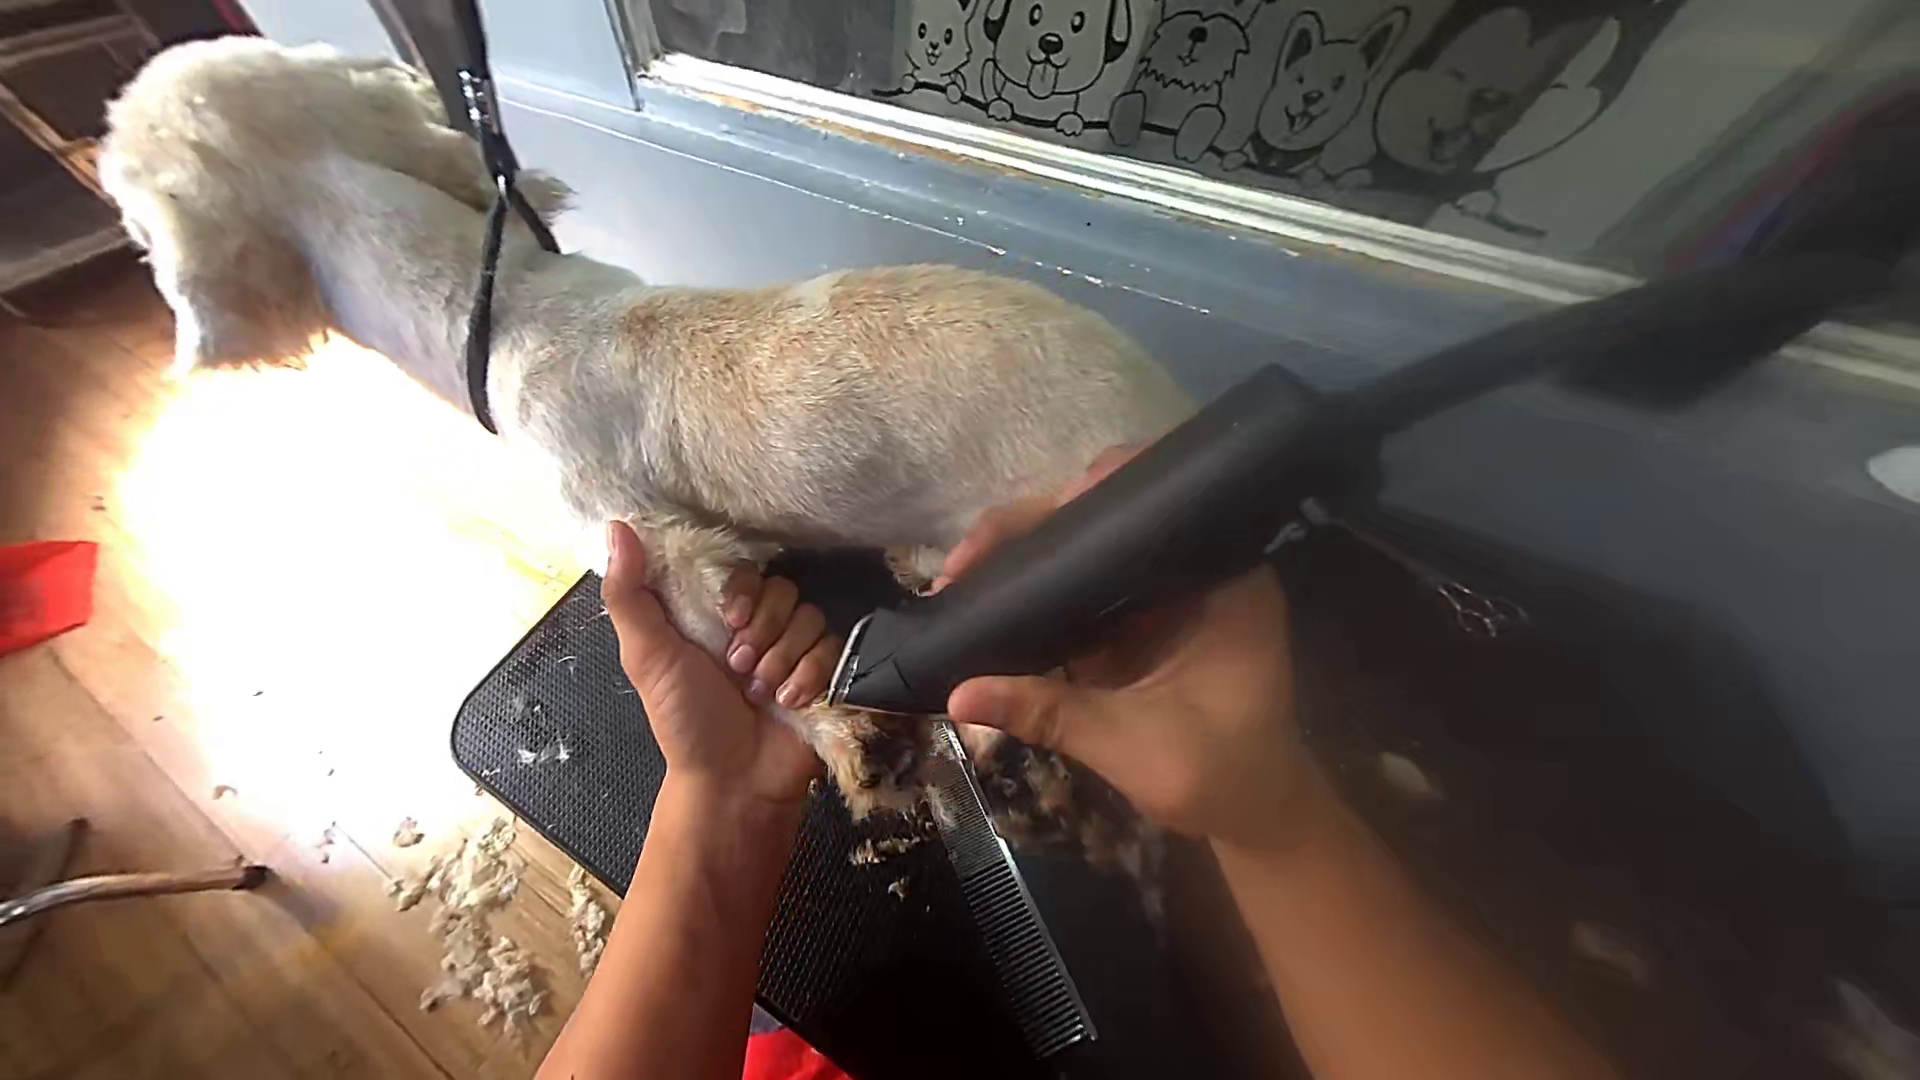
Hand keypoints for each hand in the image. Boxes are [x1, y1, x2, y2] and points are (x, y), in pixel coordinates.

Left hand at [602, 521, 827, 808]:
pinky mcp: (825, 670)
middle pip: (786, 592)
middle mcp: (762, 625)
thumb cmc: (685, 719)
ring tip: (761, 693)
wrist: (733, 779)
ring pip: (811, 618)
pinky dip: (809, 676)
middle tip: (739, 670)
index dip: (744, 592)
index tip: (729, 622)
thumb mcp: (648, 657)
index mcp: (720, 616)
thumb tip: (617, 527)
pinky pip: (832, 648)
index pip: (749, 571)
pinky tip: (789, 701)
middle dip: (763, 634)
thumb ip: (630, 595)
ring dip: (783, 660)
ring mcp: (796, 649)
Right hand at [941, 448, 1314, 848]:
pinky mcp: (1120, 621)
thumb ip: (1052, 715)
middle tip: (972, 552)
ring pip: (1079, 551)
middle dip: (1036, 527)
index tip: (1043, 513)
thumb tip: (958, 695)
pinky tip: (981, 593)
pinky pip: (1068, 590)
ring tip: (962, 568)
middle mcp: (1184, 572)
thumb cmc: (1219, 777)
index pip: (1156, 508)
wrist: (1244, 816)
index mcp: (1218, 580)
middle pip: (1104, 522)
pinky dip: (1028, 591)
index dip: (1097, 495)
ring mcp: (1148, 596)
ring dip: (1022, 554)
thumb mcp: (1135, 746)